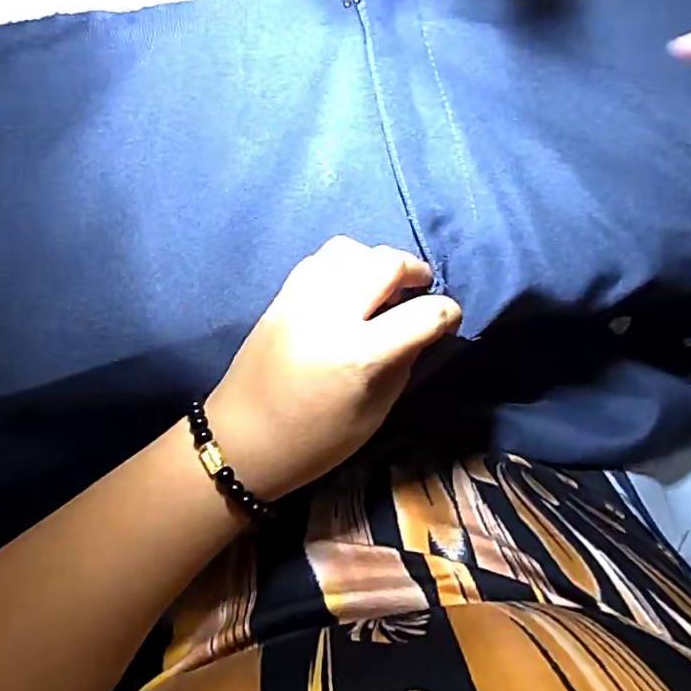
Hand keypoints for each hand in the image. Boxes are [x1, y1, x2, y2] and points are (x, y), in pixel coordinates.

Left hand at [205, 237, 462, 498]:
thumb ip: (405, 360)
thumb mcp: (376, 411)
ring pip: (350, 249)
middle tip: (420, 288)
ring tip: (383, 284)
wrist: (242, 441)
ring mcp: (300, 301)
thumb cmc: (317, 440)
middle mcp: (330, 315)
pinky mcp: (280, 297)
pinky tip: (349, 287)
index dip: (447, 313)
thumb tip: (423, 326)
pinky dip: (344, 263)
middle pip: (386, 263)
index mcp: (360, 355)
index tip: (448, 319)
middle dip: (414, 270)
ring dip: (376, 260)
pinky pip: (319, 259)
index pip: (423, 314)